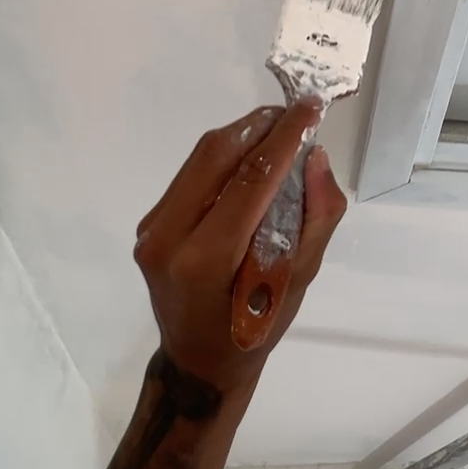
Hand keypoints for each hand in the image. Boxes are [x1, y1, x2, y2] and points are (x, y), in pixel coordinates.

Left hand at [133, 103, 347, 392]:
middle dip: (263, 124)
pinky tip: (255, 154)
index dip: (285, 137)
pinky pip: (194, 169)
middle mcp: (168, 237)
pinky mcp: (151, 221)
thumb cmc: (258, 327)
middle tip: (298, 114)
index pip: (251, 179)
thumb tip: (315, 155)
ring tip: (282, 128)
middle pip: (218, 153)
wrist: (199, 360)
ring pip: (202, 154)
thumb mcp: (302, 278)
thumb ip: (317, 216)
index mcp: (205, 259)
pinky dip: (229, 151)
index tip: (312, 108)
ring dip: (246, 132)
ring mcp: (152, 227)